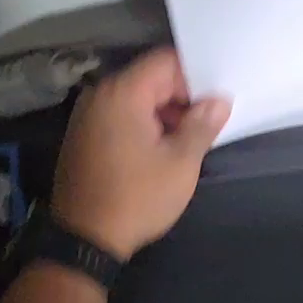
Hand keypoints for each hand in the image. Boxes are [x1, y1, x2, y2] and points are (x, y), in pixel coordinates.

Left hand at [50, 47, 229, 260]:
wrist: (84, 241)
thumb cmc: (137, 197)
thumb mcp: (180, 163)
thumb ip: (202, 125)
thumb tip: (219, 101)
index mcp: (122, 93)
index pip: (166, 61)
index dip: (196, 76)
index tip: (215, 101)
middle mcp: (100, 95)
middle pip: (150, 78)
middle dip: (181, 97)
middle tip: (207, 124)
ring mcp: (87, 115)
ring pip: (136, 98)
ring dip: (164, 113)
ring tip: (187, 141)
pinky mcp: (83, 135)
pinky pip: (121, 116)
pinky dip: (144, 124)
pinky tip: (160, 150)